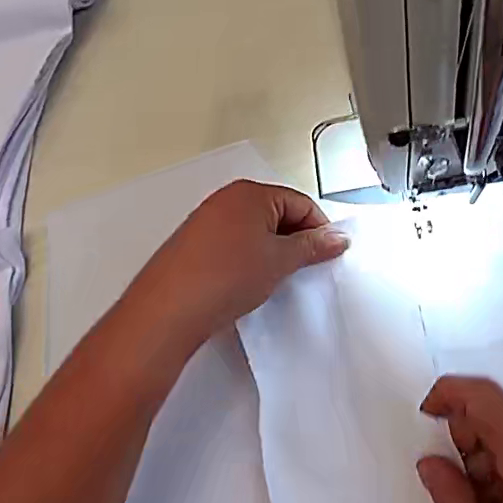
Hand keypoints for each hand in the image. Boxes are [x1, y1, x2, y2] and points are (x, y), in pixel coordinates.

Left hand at [120, 180, 348, 350]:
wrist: (169, 309)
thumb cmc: (216, 277)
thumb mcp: (280, 260)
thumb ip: (312, 246)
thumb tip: (332, 238)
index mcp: (249, 193)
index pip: (300, 202)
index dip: (319, 227)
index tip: (329, 250)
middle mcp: (225, 200)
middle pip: (277, 213)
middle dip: (295, 239)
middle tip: (306, 266)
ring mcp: (207, 221)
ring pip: (255, 231)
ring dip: (271, 251)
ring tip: (274, 278)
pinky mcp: (196, 244)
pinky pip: (234, 244)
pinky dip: (248, 260)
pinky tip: (250, 282)